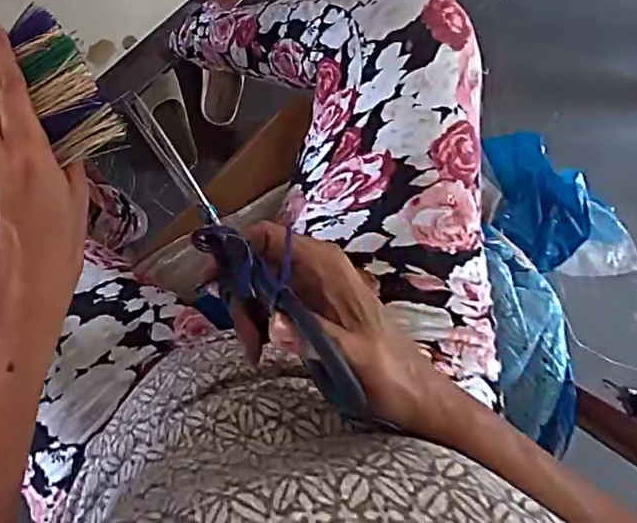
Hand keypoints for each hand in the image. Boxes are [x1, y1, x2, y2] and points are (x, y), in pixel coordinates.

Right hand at [231, 224, 478, 439]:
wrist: (422, 402)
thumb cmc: (393, 376)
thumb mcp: (354, 356)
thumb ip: (312, 336)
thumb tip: (273, 323)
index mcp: (324, 264)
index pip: (266, 235)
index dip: (234, 247)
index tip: (214, 274)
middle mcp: (312, 266)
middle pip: (253, 261)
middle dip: (239, 292)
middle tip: (242, 332)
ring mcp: (307, 285)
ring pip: (255, 282)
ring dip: (246, 312)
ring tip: (254, 348)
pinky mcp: (304, 305)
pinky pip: (266, 301)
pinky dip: (257, 321)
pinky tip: (261, 347)